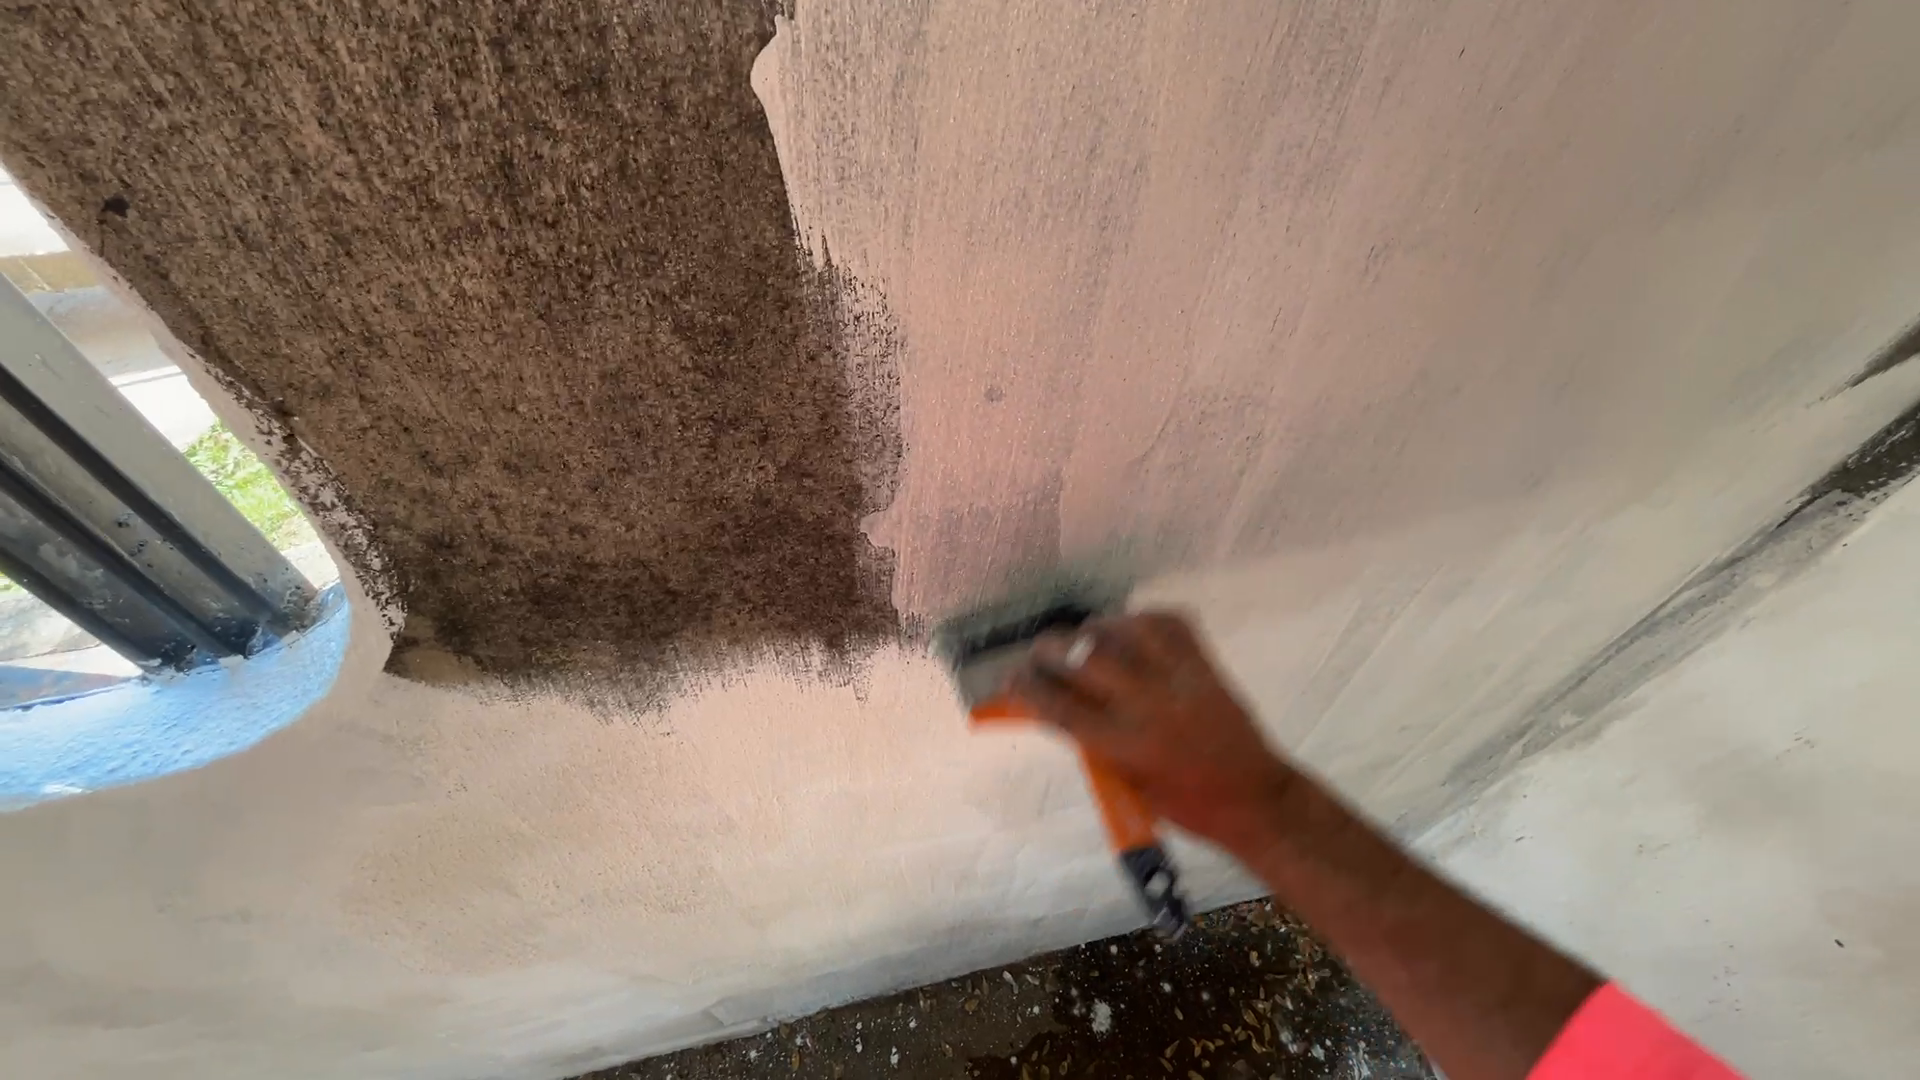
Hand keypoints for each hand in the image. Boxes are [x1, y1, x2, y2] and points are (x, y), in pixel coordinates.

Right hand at [1003, 611, 1296, 854]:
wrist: (1255, 798)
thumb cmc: (1185, 804)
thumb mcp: (1127, 783)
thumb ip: (1091, 743)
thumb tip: (1052, 707)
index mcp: (1125, 745)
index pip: (1060, 707)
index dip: (1028, 688)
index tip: (1011, 678)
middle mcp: (1148, 705)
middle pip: (1084, 659)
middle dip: (1050, 650)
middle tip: (1039, 651)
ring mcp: (1178, 679)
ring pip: (1124, 630)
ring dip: (1094, 629)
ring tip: (1082, 636)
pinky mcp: (1203, 664)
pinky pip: (1167, 623)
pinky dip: (1140, 619)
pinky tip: (1126, 628)